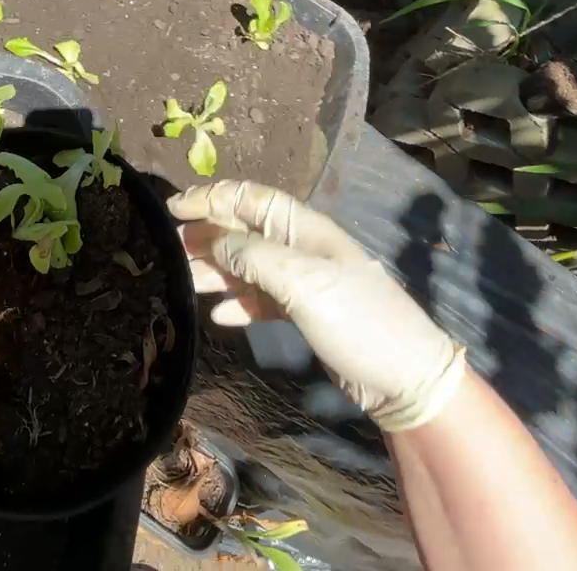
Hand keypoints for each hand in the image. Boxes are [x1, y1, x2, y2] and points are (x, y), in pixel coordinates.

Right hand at [171, 180, 467, 431]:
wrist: (405, 379)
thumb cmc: (356, 319)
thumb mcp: (301, 281)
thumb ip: (252, 256)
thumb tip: (214, 241)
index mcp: (301, 227)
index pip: (247, 198)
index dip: (210, 197)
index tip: (173, 208)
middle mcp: (298, 246)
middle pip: (241, 230)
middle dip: (206, 236)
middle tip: (170, 250)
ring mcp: (300, 280)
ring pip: (246, 264)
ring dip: (215, 270)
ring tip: (186, 282)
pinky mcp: (302, 311)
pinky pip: (259, 297)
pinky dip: (237, 302)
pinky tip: (219, 315)